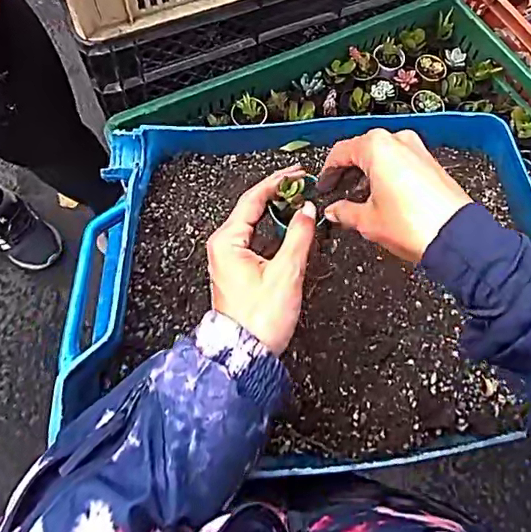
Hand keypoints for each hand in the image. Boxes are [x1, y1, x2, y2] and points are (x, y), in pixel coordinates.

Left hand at [208, 167, 317, 353]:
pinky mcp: (237, 268)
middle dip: (278, 193)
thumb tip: (307, 209)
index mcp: (227, 241)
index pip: (253, 198)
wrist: (243, 356)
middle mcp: (223, 246)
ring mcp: (228, 257)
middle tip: (301, 184)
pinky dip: (273, 226)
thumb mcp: (286, 273)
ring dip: (277, 209)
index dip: (277, 182)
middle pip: (252, 207)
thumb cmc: (259, 321)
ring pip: (254, 221)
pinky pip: (255, 236)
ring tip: (299, 200)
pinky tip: (289, 226)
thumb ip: (299, 235)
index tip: (297, 174)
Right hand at [320, 129, 470, 262]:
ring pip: (384, 154)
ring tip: (359, 197)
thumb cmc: (415, 224)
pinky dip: (388, 173)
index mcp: (377, 146)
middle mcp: (398, 141)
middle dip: (348, 170)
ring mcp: (417, 150)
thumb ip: (345, 211)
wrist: (455, 235)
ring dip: (368, 171)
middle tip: (337, 190)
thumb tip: (335, 210)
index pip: (341, 151)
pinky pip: (401, 161)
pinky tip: (383, 196)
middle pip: (363, 149)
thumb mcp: (368, 221)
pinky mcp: (431, 162)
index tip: (323, 185)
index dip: (328, 171)